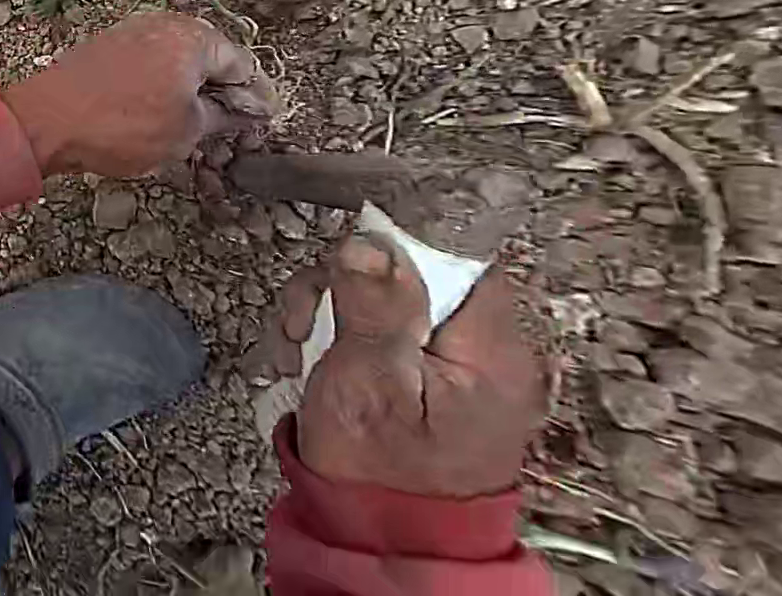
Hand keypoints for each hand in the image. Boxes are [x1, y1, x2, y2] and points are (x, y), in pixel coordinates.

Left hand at [0, 12, 276, 177]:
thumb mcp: (185, 131)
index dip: (254, 96)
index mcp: (194, 38)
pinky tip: (161, 112)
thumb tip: (242, 114)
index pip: (240, 64)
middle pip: (209, 58)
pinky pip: (151, 64)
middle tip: (230, 127)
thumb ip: (221, 118)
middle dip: (223, 92)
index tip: (261, 122)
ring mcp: (133, 32)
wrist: (48, 119)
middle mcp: (165, 24)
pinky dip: (163, 86)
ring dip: (191, 90)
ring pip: (178, 61)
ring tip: (195, 126)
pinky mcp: (109, 47)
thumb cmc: (124, 125)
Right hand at [268, 238, 544, 496]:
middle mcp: (473, 346)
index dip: (401, 245)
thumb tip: (369, 242)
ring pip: (375, 293)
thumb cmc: (375, 463)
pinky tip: (299, 354)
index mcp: (487, 348)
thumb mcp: (370, 382)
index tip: (350, 266)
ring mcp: (437, 357)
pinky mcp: (406, 367)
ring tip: (294, 345)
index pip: (460, 258)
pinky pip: (365, 322)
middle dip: (343, 284)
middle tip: (304, 319)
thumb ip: (374, 308)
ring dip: (323, 307)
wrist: (368, 539)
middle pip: (406, 271)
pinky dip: (327, 330)